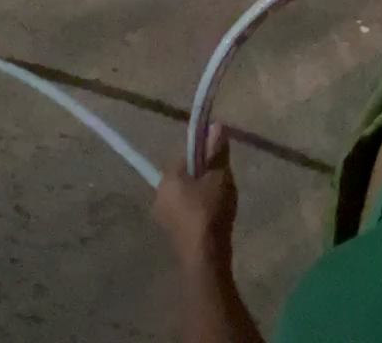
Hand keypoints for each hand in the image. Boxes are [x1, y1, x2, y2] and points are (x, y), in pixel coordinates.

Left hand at [153, 124, 237, 268]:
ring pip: (184, 192)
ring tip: (221, 196)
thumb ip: (216, 151)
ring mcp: (163, 216)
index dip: (203, 152)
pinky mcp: (171, 231)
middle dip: (202, 171)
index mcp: (167, 178)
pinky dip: (197, 206)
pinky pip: (184, 208)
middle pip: (183, 173)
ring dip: (200, 190)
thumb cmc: (210, 210)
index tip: (219, 156)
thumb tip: (215, 125)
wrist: (205, 256)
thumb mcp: (219, 176)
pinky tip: (213, 213)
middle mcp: (159, 194)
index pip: (184, 154)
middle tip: (222, 177)